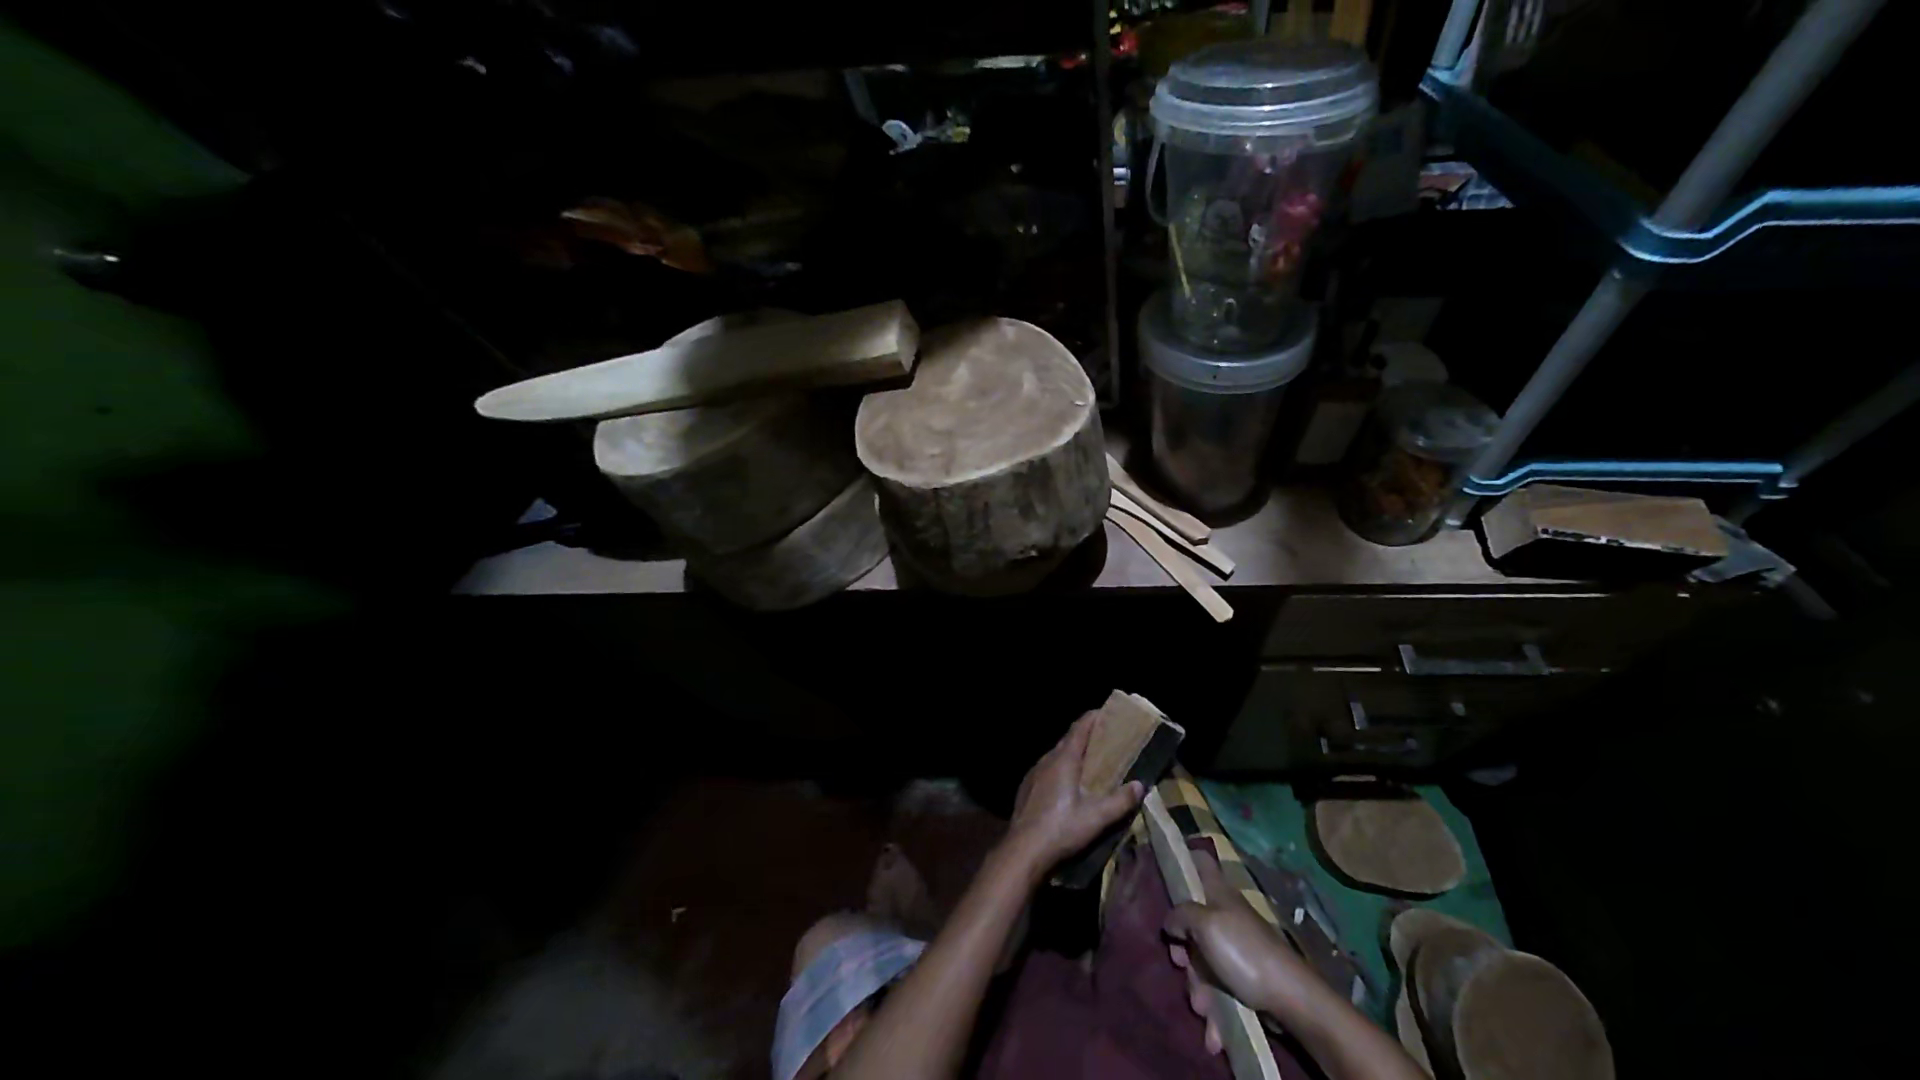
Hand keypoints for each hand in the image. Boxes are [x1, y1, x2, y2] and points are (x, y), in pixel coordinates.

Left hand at [1003, 711, 1145, 874]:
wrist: (1023, 849)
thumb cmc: (1061, 829)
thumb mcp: (1097, 817)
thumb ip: (1120, 800)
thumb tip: (1139, 785)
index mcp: (1064, 759)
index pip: (1079, 728)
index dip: (1093, 718)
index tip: (1108, 713)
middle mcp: (1046, 760)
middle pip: (1068, 740)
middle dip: (1086, 736)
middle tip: (1106, 739)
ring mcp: (1034, 773)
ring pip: (1056, 755)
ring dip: (1073, 753)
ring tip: (1091, 762)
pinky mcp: (1027, 788)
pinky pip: (1047, 769)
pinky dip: (1061, 768)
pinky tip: (1068, 784)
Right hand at [1164, 850, 1320, 1047]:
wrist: (1291, 998)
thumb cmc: (1244, 952)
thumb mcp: (1205, 924)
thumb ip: (1181, 915)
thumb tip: (1171, 922)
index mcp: (1218, 893)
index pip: (1199, 860)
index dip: (1182, 861)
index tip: (1163, 877)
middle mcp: (1224, 915)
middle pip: (1190, 921)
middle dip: (1184, 951)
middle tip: (1182, 964)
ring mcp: (1234, 947)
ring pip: (1202, 960)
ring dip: (1198, 988)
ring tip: (1204, 1009)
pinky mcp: (1242, 976)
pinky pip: (1218, 987)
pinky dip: (1215, 1010)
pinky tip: (1214, 1032)